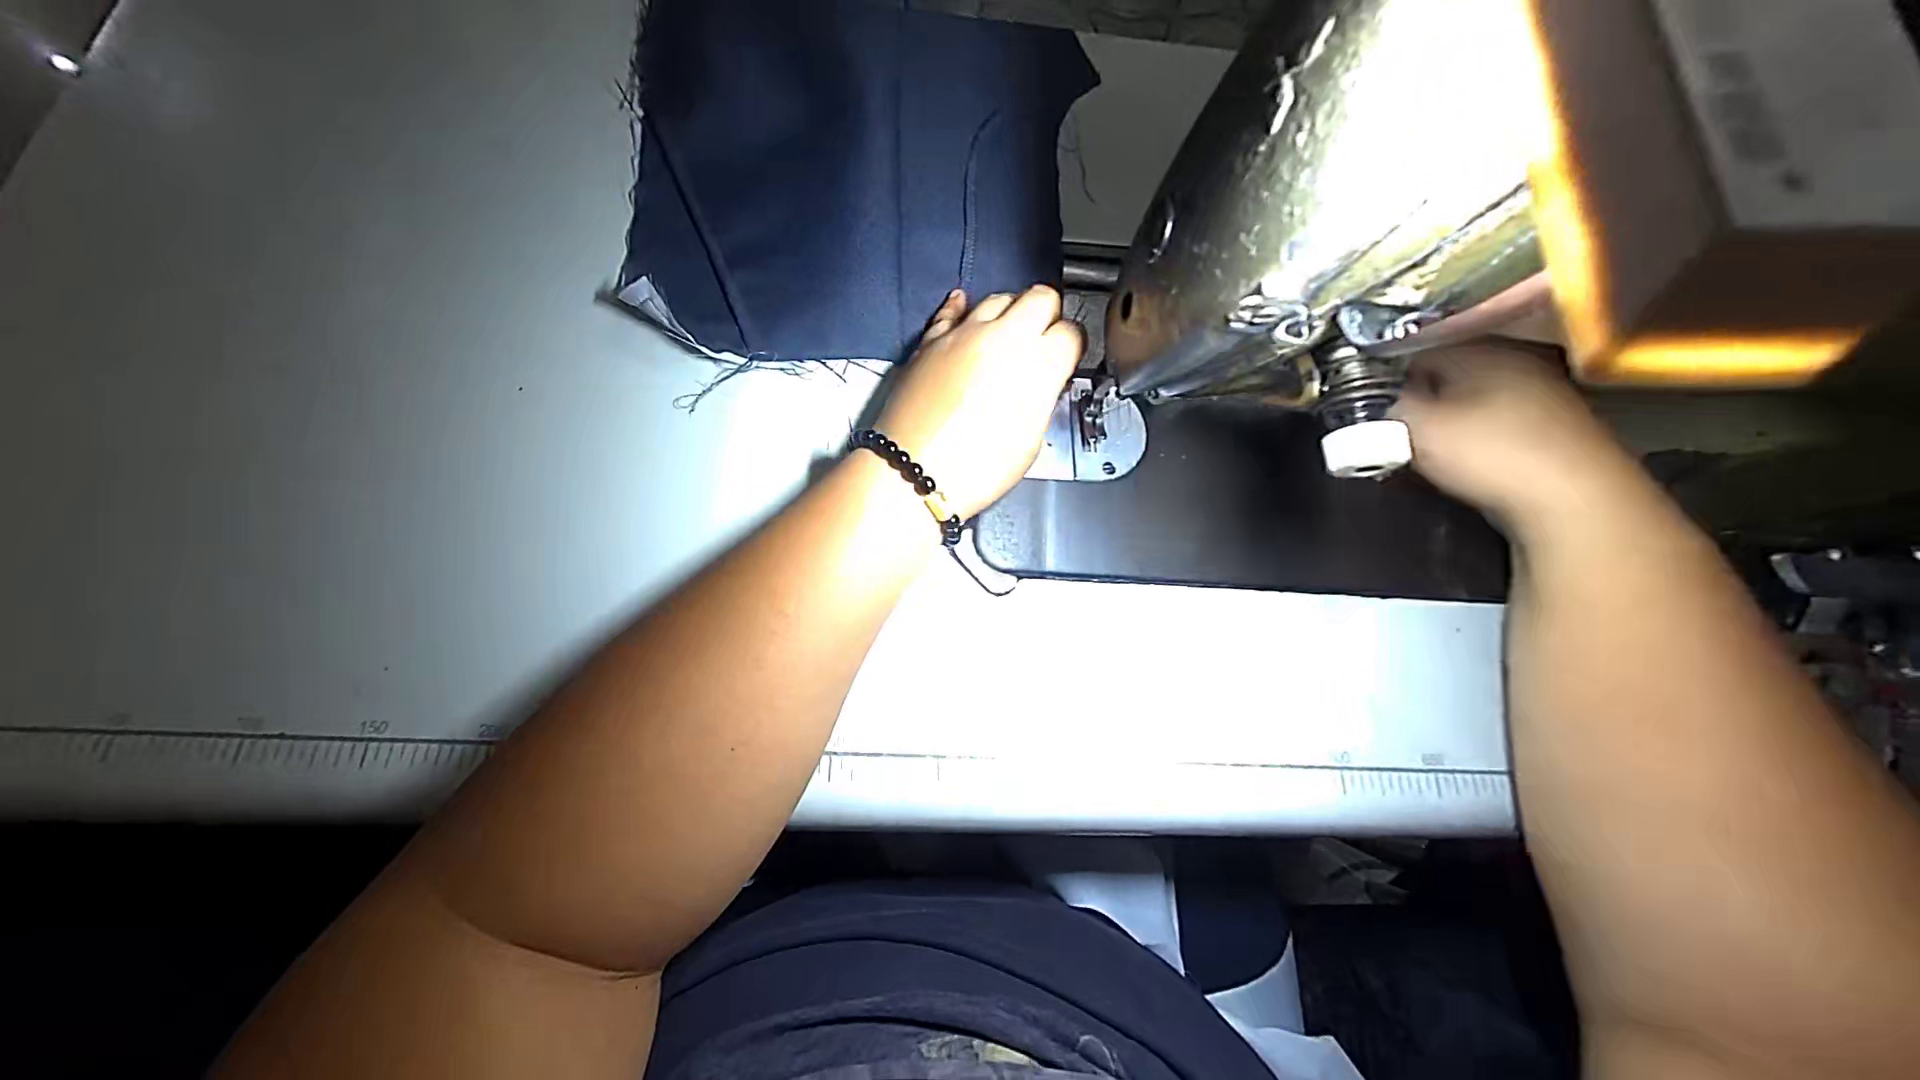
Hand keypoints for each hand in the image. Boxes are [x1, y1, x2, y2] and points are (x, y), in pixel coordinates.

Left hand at [873, 286, 1083, 518]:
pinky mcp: (932, 341)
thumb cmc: (972, 469)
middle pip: (1041, 298)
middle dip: (1048, 315)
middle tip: (1045, 333)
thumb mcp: (1030, 441)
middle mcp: (1005, 339)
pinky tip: (964, 306)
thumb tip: (1041, 387)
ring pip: (998, 298)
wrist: (914, 473)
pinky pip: (951, 312)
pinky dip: (962, 309)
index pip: (1071, 333)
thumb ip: (1041, 399)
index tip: (1068, 352)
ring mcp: (965, 335)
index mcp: (1040, 365)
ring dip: (1009, 311)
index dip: (1072, 344)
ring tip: (1008, 330)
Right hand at [1392, 344, 1646, 535]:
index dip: (1385, 375)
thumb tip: (1372, 400)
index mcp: (1482, 351)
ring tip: (1422, 448)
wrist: (1573, 500)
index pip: (1416, 349)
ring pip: (1472, 399)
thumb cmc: (1489, 453)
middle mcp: (1517, 362)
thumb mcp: (1416, 427)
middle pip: (1446, 374)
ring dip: (1445, 420)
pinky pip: (1496, 423)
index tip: (1366, 403)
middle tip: (1391, 428)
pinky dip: (1474, 437)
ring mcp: (1542, 395)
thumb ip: (1385, 407)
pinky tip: (1463, 461)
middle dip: (1417, 399)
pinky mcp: (1553, 429)